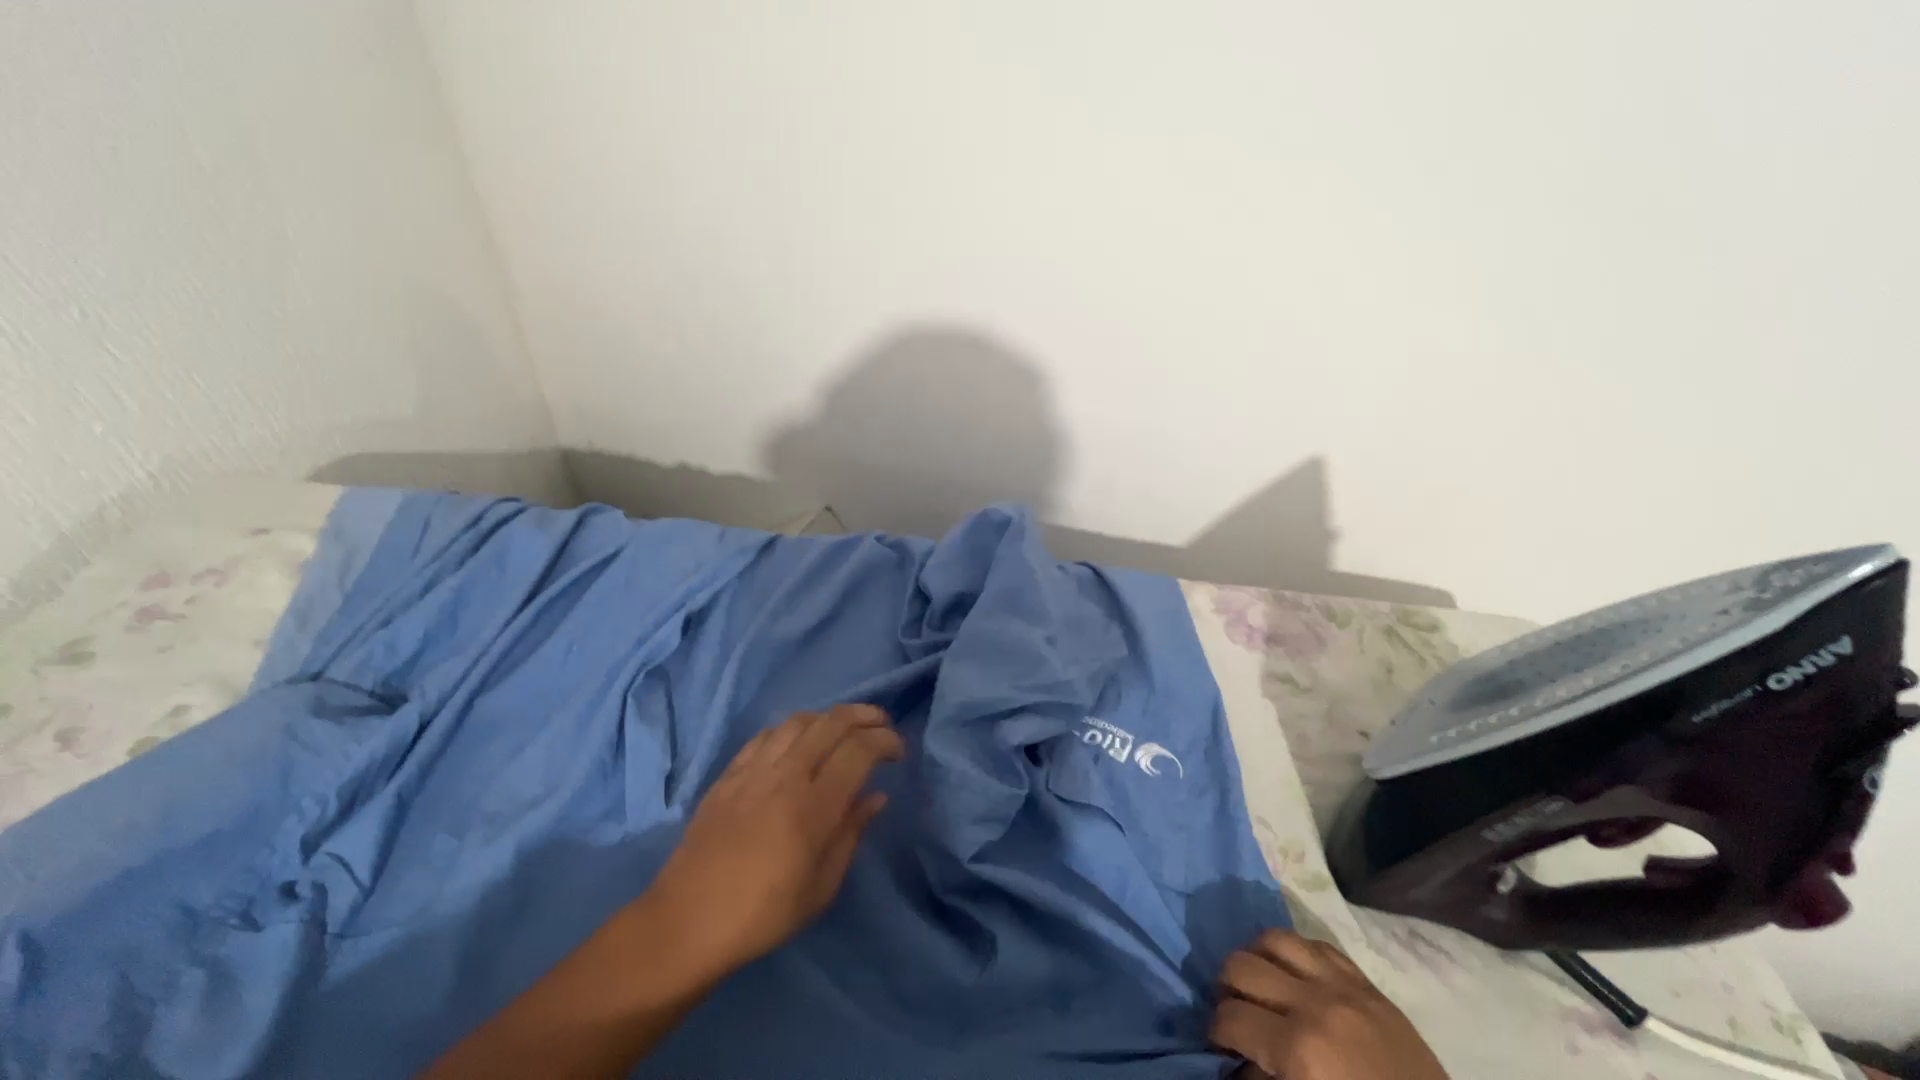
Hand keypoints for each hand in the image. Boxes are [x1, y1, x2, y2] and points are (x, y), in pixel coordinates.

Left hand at [642, 704, 903, 979]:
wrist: (687, 922)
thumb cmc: (763, 915)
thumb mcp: (821, 887)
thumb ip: (851, 834)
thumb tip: (875, 797)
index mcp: (812, 807)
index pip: (858, 750)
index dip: (884, 740)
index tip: (898, 752)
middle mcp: (784, 777)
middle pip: (830, 723)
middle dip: (863, 716)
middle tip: (881, 725)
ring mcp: (751, 772)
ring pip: (797, 721)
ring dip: (827, 718)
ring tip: (843, 730)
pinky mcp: (727, 776)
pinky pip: (764, 736)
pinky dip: (791, 730)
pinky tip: (798, 743)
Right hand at [1211, 929, 1448, 1079]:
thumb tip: (1235, 1061)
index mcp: (1298, 1048)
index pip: (1229, 1017)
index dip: (1215, 1033)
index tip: (1220, 1047)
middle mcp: (1316, 1003)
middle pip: (1241, 965)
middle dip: (1226, 990)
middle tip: (1235, 1015)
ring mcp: (1344, 987)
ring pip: (1275, 938)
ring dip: (1257, 960)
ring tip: (1259, 987)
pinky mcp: (1367, 983)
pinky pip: (1317, 944)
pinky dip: (1295, 955)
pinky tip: (1295, 979)